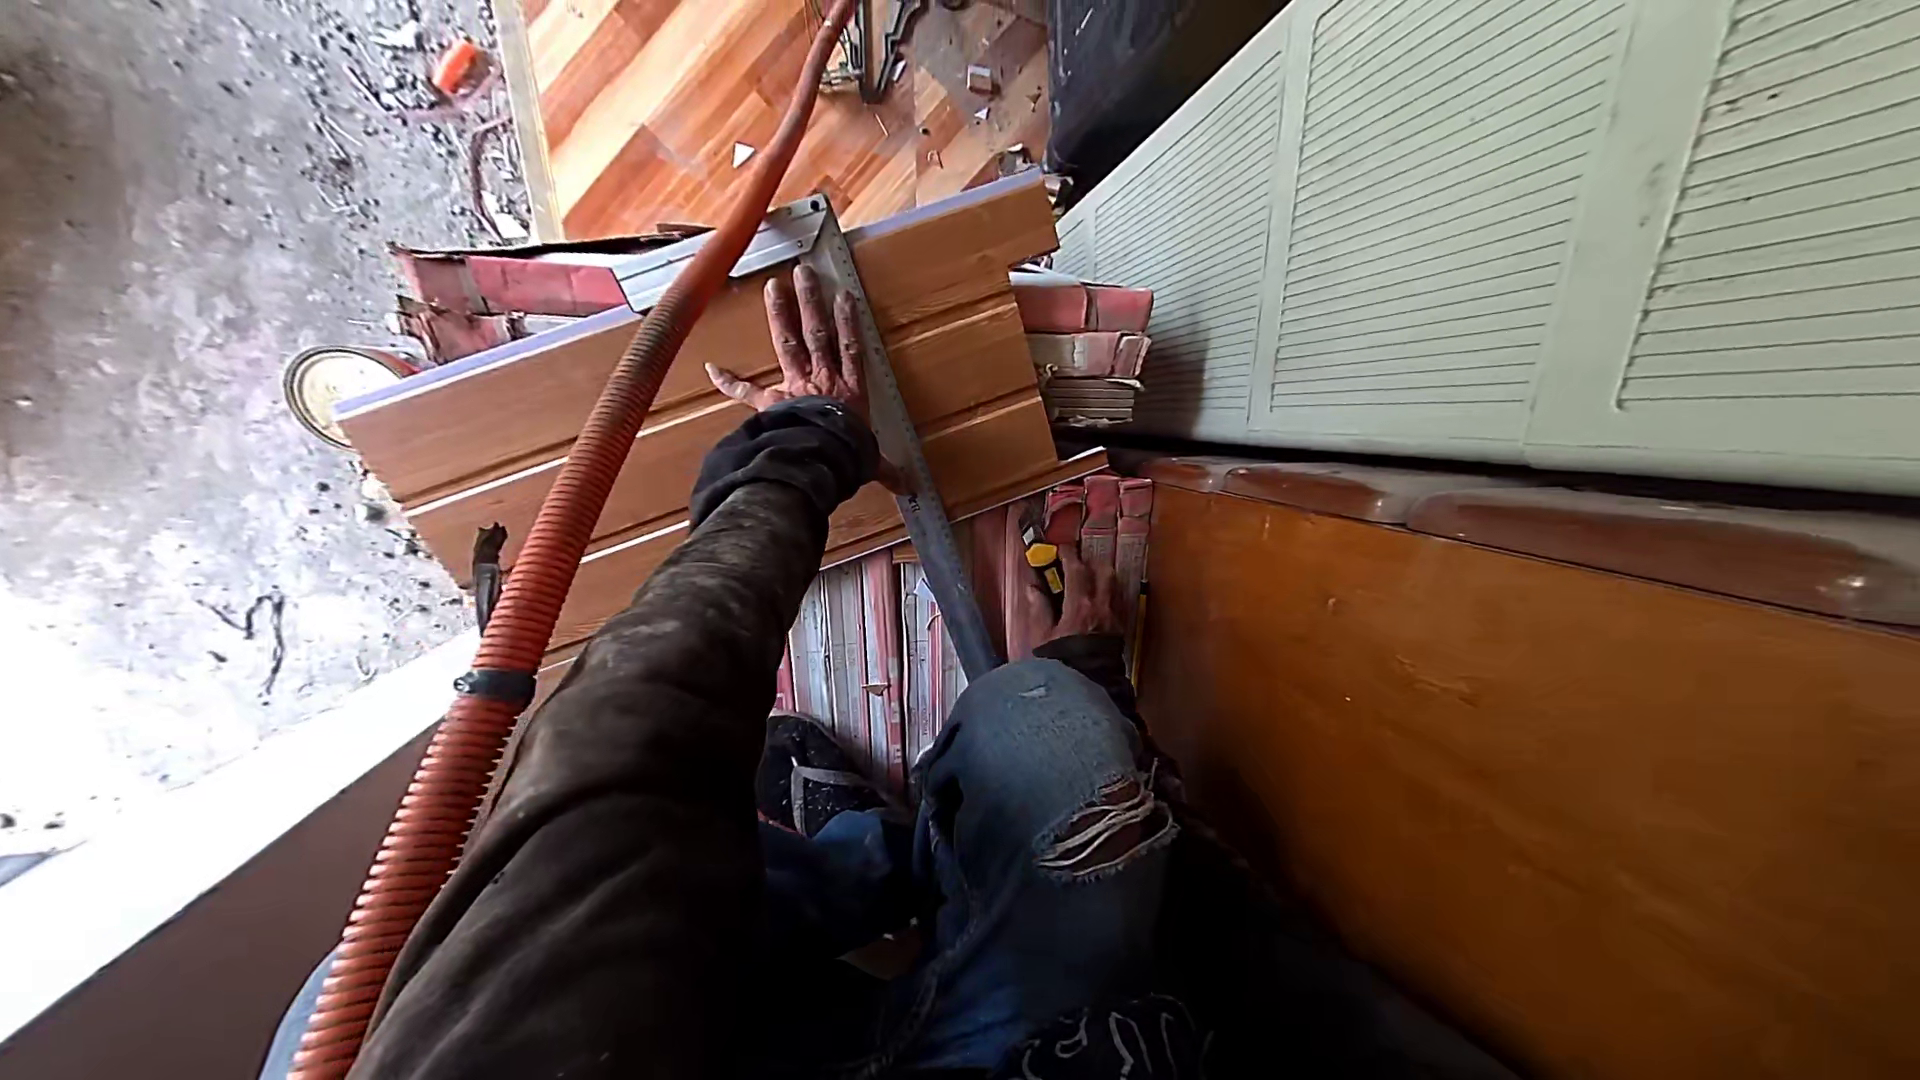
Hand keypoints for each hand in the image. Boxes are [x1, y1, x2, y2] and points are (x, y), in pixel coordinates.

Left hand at [707, 264, 908, 493]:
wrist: (820, 457)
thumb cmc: (847, 454)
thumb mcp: (871, 461)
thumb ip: (887, 470)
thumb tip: (910, 488)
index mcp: (848, 390)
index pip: (850, 348)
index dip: (848, 322)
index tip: (843, 295)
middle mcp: (822, 380)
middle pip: (816, 334)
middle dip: (810, 303)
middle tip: (803, 273)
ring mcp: (796, 387)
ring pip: (789, 344)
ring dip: (780, 315)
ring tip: (774, 286)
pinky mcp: (773, 403)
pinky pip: (748, 392)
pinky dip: (729, 382)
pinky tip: (710, 367)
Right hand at [1018, 543, 1122, 655]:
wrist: (1086, 688)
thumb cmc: (1060, 663)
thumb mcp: (1042, 636)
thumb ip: (1039, 608)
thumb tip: (1033, 588)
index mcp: (1080, 605)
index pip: (1077, 570)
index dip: (1069, 556)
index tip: (1062, 550)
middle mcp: (1101, 607)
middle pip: (1104, 572)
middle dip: (1092, 562)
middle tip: (1079, 562)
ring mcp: (1114, 618)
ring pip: (1115, 585)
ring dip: (1103, 577)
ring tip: (1090, 579)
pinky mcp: (1121, 629)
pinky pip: (1119, 602)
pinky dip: (1110, 594)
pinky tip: (1099, 600)